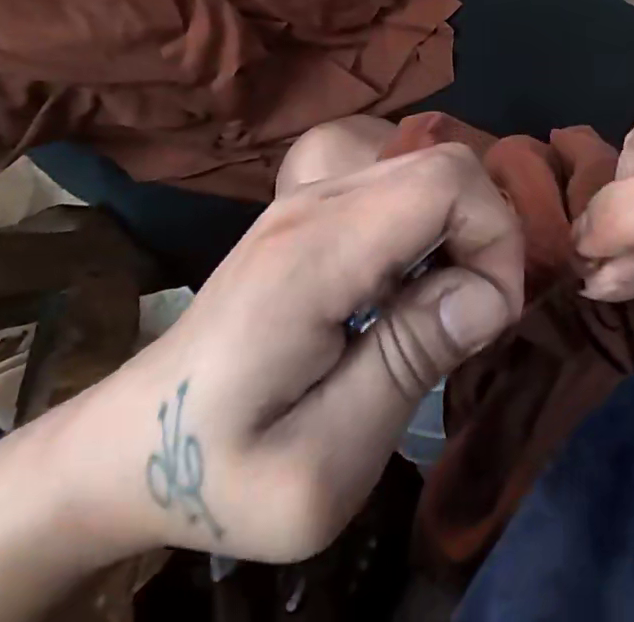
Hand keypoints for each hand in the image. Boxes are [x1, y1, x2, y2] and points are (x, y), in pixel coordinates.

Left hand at [80, 144, 524, 562]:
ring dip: (456, 230)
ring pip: (419, 165)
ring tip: (436, 306)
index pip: (443, 183)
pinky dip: (423, 219)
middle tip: (466, 322)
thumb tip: (486, 293)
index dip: (495, 243)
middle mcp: (307, 206)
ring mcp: (299, 201)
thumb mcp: (325, 460)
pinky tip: (402, 279)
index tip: (486, 325)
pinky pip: (388, 180)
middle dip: (485, 237)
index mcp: (313, 256)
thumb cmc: (226, 470)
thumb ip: (408, 361)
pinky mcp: (300, 212)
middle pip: (440, 163)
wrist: (139, 442)